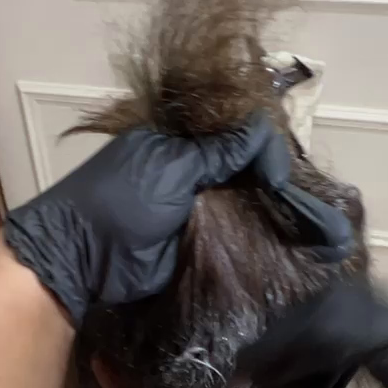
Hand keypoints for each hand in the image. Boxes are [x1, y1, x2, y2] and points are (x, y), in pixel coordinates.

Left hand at [4, 110, 353, 322]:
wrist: (85, 258)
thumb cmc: (121, 200)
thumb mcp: (171, 168)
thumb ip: (218, 154)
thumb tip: (262, 129)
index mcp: (176, 145)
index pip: (229, 137)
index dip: (258, 147)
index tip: (285, 165)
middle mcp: (187, 174)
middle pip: (236, 172)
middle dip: (263, 179)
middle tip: (301, 190)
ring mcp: (191, 211)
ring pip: (235, 205)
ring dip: (259, 210)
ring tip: (298, 213)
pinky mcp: (193, 245)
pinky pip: (225, 237)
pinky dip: (247, 236)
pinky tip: (279, 235)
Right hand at [237, 282, 387, 387]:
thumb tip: (263, 378)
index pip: (337, 328)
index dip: (281, 347)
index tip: (244, 370)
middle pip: (346, 306)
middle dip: (293, 341)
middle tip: (262, 378)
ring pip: (361, 310)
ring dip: (317, 346)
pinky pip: (385, 327)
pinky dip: (347, 350)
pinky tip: (328, 386)